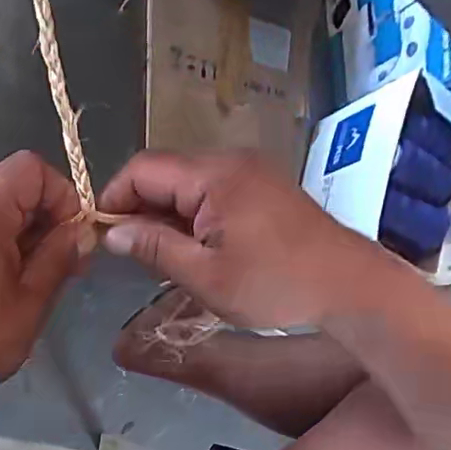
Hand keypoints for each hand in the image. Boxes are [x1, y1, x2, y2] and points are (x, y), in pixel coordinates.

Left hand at [0, 151, 92, 433]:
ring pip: (0, 211)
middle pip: (15, 188)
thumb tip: (82, 231)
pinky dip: (5, 247)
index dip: (62, 195)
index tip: (76, 237)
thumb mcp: (31, 301)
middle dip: (49, 220)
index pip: (31, 168)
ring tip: (43, 282)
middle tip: (69, 267)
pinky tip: (14, 285)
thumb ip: (60, 256)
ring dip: (29, 238)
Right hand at [97, 151, 411, 327]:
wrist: (349, 288)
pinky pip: (212, 195)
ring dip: (165, 217)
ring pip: (187, 186)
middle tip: (129, 255)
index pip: (143, 168)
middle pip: (165, 174)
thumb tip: (111, 232)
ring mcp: (251, 173)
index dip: (114, 198)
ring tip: (160, 259)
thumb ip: (154, 248)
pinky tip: (192, 251)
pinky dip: (192, 218)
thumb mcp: (204, 275)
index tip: (101, 235)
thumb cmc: (274, 287)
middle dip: (139, 209)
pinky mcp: (264, 190)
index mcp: (213, 176)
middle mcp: (231, 162)